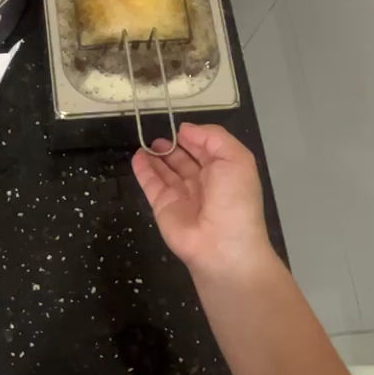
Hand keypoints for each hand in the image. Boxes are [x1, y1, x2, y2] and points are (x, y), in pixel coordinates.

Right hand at [131, 123, 275, 279]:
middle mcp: (203, 184)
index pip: (206, 150)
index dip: (194, 138)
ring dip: (157, 157)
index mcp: (224, 172)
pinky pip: (151, 184)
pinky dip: (143, 170)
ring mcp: (181, 196)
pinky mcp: (162, 207)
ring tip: (147, 143)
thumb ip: (213, 137)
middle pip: (185, 161)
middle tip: (159, 136)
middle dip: (173, 147)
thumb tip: (186, 129)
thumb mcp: (236, 159)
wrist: (222, 246)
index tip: (179, 128)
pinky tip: (137, 156)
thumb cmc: (234, 199)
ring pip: (166, 172)